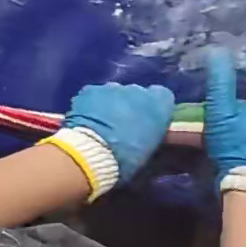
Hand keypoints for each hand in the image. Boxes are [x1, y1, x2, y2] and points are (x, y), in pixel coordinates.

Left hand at [48, 82, 176, 197]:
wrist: (93, 155)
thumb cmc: (127, 159)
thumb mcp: (149, 151)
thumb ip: (150, 135)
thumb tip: (146, 135)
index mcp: (160, 104)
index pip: (162, 97)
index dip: (152, 109)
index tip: (145, 122)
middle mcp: (138, 89)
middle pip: (135, 93)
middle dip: (129, 106)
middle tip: (119, 126)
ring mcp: (112, 88)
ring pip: (113, 93)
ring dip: (109, 105)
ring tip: (99, 124)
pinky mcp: (89, 90)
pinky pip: (92, 95)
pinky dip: (89, 105)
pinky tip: (83, 119)